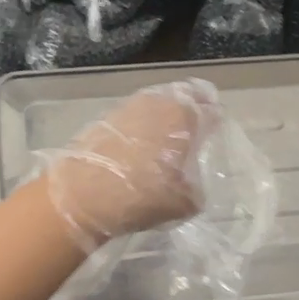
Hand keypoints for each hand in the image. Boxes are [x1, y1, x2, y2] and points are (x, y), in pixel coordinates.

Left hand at [43, 80, 219, 249]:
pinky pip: (134, 114)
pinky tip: (139, 141)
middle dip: (191, 107)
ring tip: (166, 133)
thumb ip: (195, 188)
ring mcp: (129, 107)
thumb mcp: (183, 203)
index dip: (215, 119)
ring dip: (164, 113)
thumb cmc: (141, 197)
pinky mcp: (105, 117)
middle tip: (194, 125)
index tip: (216, 129)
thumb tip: (190, 185)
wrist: (82, 195)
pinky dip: (141, 123)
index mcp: (184, 118)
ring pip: (156, 102)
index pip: (210, 109)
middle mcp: (159, 103)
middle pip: (183, 96)